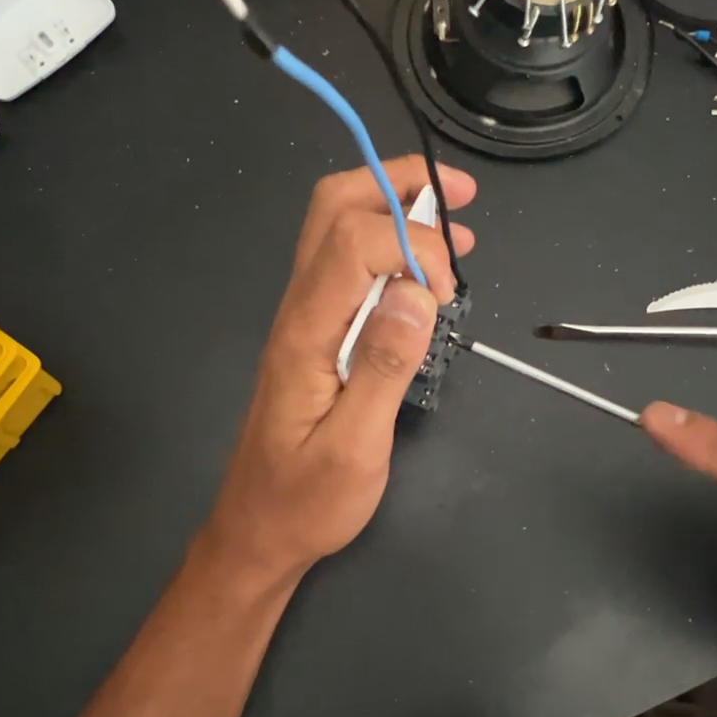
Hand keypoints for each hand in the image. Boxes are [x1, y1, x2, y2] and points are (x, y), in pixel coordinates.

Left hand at [202, 156, 475, 580]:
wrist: (257, 532)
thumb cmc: (306, 502)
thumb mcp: (354, 449)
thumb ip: (385, 369)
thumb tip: (416, 292)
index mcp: (305, 334)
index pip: (352, 244)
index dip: (411, 243)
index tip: (449, 287)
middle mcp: (298, 313)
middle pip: (332, 210)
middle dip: (396, 185)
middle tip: (459, 197)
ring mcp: (303, 322)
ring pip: (336, 232)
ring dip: (394, 211)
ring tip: (456, 228)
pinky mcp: (315, 338)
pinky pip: (347, 270)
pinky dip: (388, 251)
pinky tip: (423, 276)